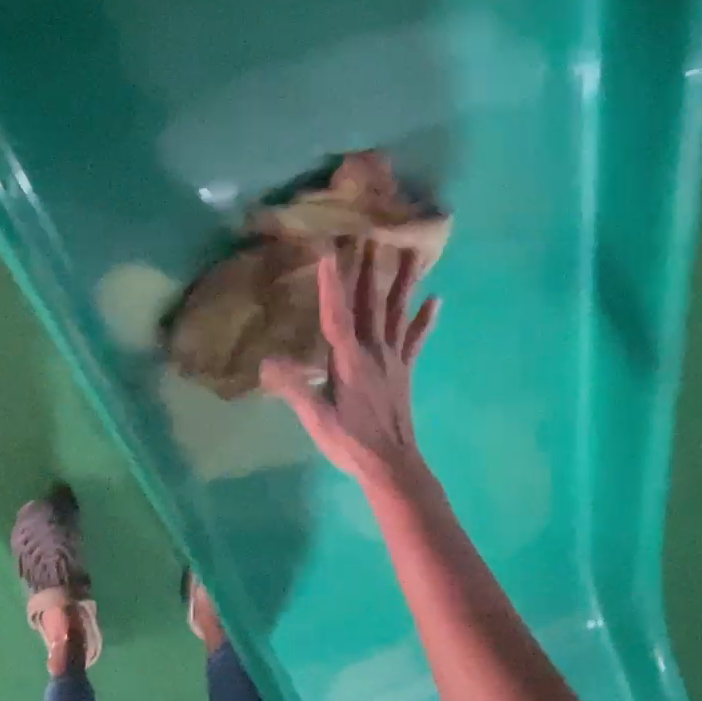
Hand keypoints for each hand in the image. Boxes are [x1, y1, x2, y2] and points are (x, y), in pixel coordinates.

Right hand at [260, 240, 440, 491]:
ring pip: (396, 312)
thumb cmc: (350, 442)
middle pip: (371, 303)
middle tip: (372, 234)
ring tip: (409, 252)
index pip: (337, 314)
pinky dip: (425, 318)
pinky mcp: (404, 370)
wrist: (392, 466)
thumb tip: (266, 360)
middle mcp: (373, 352)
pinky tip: (436, 298)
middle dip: (369, 269)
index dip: (331, 283)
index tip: (328, 252)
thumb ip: (294, 387)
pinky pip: (415, 338)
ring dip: (402, 281)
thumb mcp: (315, 417)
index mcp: (349, 360)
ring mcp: (393, 359)